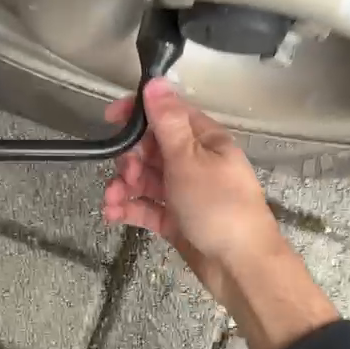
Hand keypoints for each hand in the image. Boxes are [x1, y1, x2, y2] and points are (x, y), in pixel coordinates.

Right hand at [102, 79, 285, 305]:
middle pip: (152, 150)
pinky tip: (112, 214)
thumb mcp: (189, 159)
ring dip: (124, 186)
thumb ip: (168, 123)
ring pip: (146, 181)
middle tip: (124, 172)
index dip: (139, 114)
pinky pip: (147, 208)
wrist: (239, 265)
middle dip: (129, 159)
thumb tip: (156, 83)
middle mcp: (195, 164)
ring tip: (111, 200)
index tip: (111, 117)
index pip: (168, 115)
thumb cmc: (219, 207)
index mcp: (205, 141)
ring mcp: (185, 193)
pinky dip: (129, 208)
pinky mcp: (176, 221)